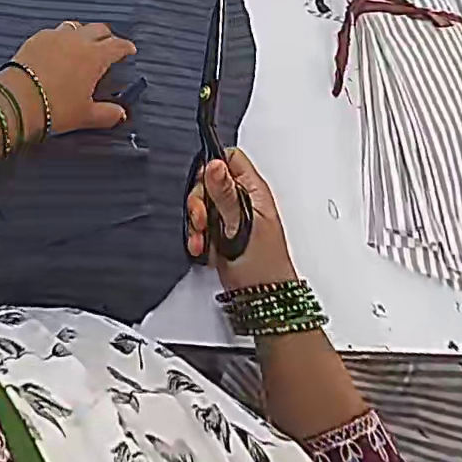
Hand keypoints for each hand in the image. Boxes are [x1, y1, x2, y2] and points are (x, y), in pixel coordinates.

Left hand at [0, 22, 136, 137]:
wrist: (19, 99)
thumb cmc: (54, 107)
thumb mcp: (85, 115)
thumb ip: (107, 114)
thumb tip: (120, 114)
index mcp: (95, 56)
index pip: (118, 45)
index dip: (126, 47)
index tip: (129, 50)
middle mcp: (78, 40)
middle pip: (99, 29)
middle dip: (107, 36)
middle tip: (109, 45)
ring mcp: (56, 36)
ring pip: (76, 26)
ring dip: (83, 33)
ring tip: (83, 43)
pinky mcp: (36, 38)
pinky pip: (54, 32)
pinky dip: (60, 38)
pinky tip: (57, 48)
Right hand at [185, 149, 297, 290]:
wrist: (264, 302)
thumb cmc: (264, 268)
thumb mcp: (242, 224)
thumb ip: (226, 193)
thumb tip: (216, 165)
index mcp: (254, 191)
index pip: (230, 159)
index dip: (213, 166)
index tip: (204, 184)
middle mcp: (244, 200)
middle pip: (211, 180)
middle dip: (200, 199)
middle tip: (203, 217)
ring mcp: (233, 217)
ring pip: (204, 203)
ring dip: (197, 220)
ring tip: (202, 236)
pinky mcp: (223, 234)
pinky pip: (202, 224)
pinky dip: (197, 234)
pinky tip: (201, 245)